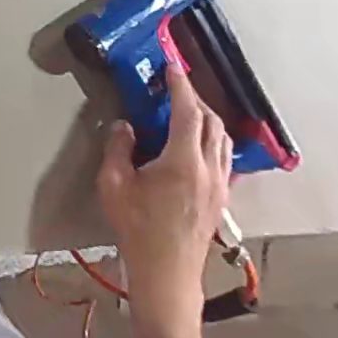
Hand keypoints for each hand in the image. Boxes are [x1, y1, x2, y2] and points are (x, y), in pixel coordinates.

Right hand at [96, 63, 232, 337]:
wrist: (166, 273)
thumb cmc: (137, 228)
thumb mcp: (113, 185)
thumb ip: (118, 149)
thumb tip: (125, 126)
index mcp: (183, 161)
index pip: (187, 111)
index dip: (180, 85)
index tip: (172, 65)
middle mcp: (210, 167)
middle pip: (211, 121)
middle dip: (194, 98)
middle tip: (173, 86)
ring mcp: (220, 183)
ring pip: (222, 139)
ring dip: (206, 118)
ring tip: (185, 110)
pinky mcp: (221, 197)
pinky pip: (224, 156)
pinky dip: (212, 139)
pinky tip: (196, 144)